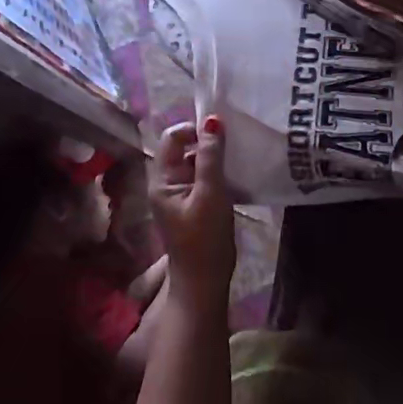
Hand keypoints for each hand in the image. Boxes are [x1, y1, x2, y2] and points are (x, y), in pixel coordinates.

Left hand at [150, 118, 234, 305]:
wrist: (206, 283)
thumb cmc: (205, 239)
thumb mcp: (210, 194)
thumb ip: (211, 156)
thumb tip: (212, 120)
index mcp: (163, 180)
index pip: (172, 138)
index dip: (194, 129)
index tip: (221, 131)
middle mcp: (168, 183)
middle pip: (185, 148)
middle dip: (208, 142)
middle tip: (235, 142)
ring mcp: (181, 194)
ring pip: (197, 162)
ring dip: (215, 158)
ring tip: (239, 155)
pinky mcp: (196, 204)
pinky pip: (205, 178)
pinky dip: (219, 172)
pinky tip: (237, 173)